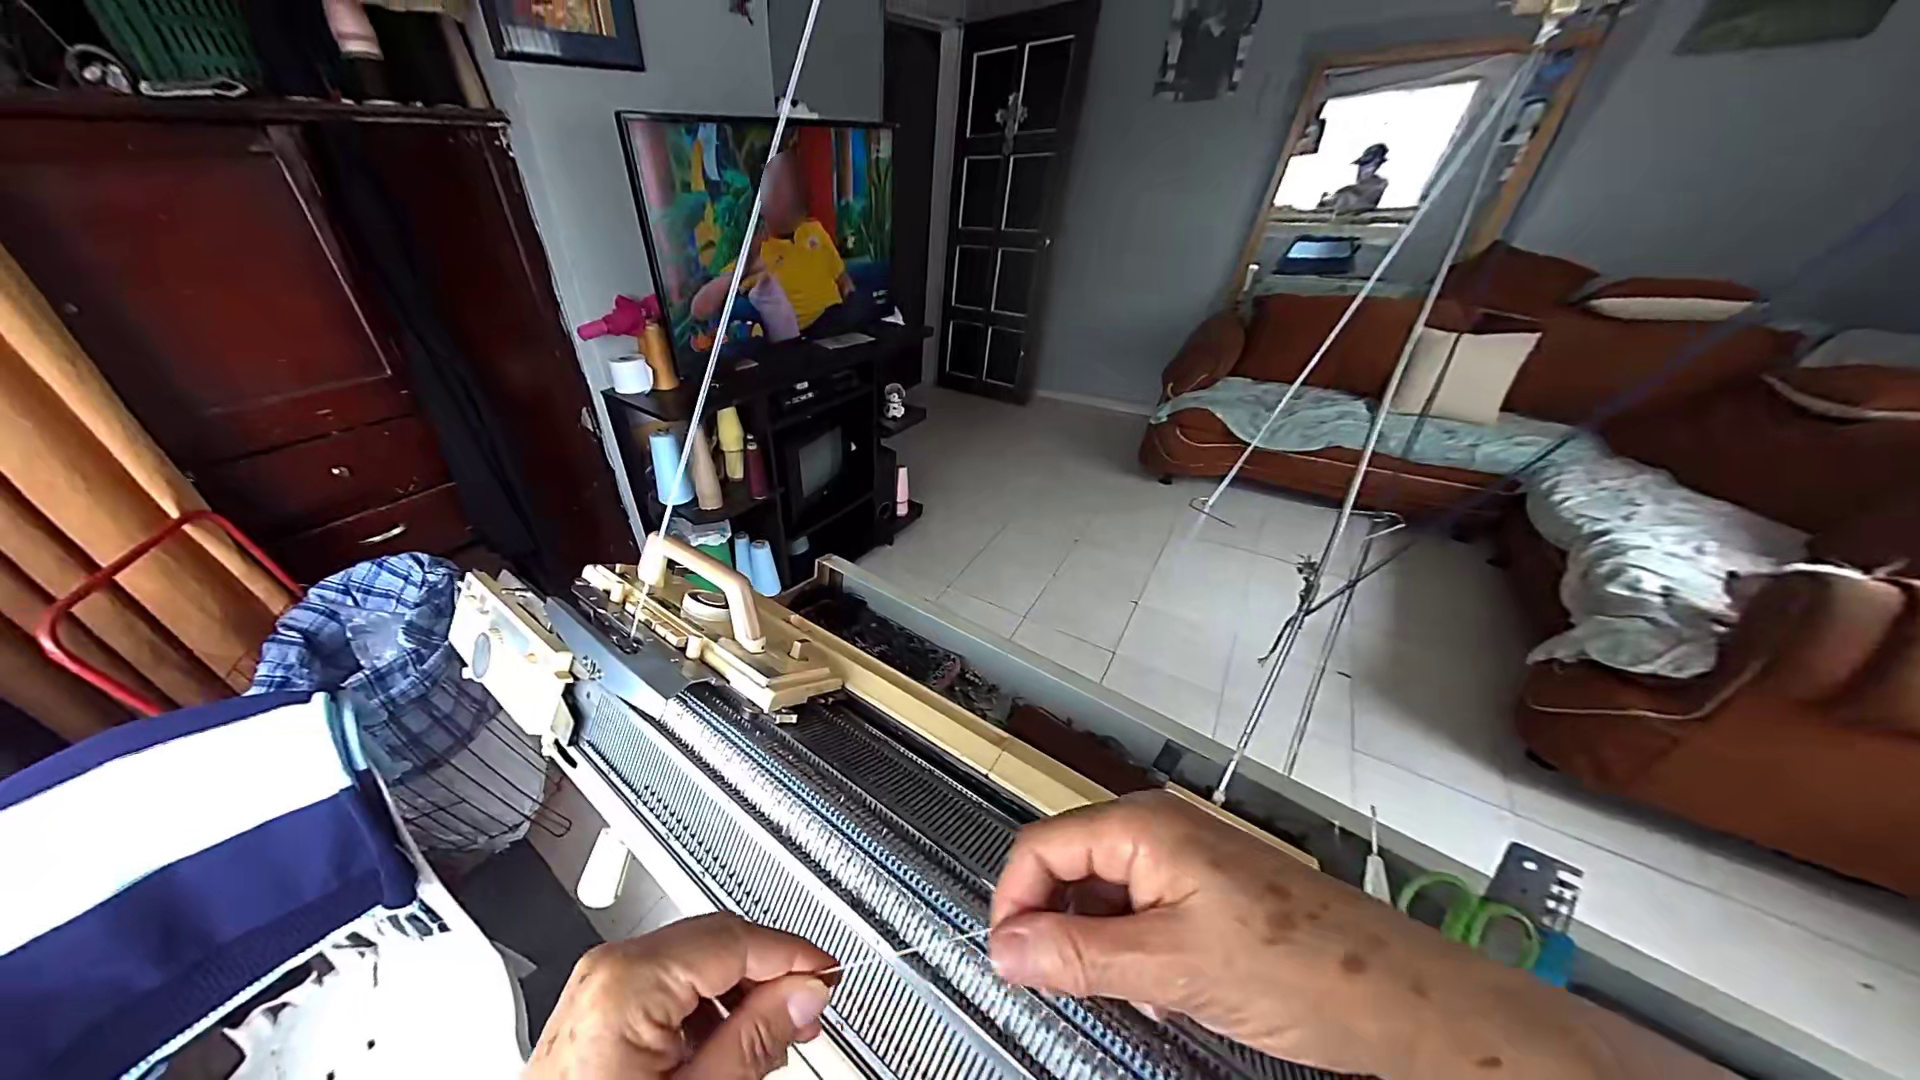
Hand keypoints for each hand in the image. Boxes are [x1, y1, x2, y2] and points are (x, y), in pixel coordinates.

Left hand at [526, 913, 834, 1079]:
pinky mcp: (600, 1004)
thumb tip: (806, 992)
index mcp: (630, 982)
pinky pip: (673, 981)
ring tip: (775, 1032)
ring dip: (743, 988)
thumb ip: (755, 1040)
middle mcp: (610, 969)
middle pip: (720, 940)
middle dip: (771, 971)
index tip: (828, 974)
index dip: (793, 954)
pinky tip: (731, 1040)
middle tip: (810, 1005)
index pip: (737, 939)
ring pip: (700, 958)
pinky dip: (709, 1003)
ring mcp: (601, 984)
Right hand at [991, 790, 1434, 1073]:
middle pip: (1068, 865)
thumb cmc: (1300, 970)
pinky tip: (1160, 984)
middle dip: (1059, 926)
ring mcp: (1178, 852)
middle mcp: (1152, 826)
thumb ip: (1077, 955)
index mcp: (1139, 826)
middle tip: (1071, 986)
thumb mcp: (1171, 968)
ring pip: (1101, 889)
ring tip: (1130, 990)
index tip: (1012, 964)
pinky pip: (1136, 902)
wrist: (1402, 997)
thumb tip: (1004, 949)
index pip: (1040, 848)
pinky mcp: (1198, 881)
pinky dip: (1130, 943)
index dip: (1016, 903)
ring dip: (1097, 941)